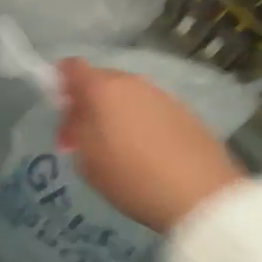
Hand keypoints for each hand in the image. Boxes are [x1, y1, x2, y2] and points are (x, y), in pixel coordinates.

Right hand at [56, 58, 245, 233]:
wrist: (202, 195)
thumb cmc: (133, 178)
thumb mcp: (88, 160)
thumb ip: (76, 129)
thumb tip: (77, 113)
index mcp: (103, 88)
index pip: (72, 67)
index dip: (60, 82)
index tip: (60, 110)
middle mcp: (133, 82)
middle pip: (101, 81)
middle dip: (88, 104)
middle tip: (84, 140)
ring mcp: (163, 95)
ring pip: (128, 95)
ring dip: (116, 114)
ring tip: (118, 150)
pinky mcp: (186, 112)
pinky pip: (151, 109)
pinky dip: (142, 123)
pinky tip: (147, 153)